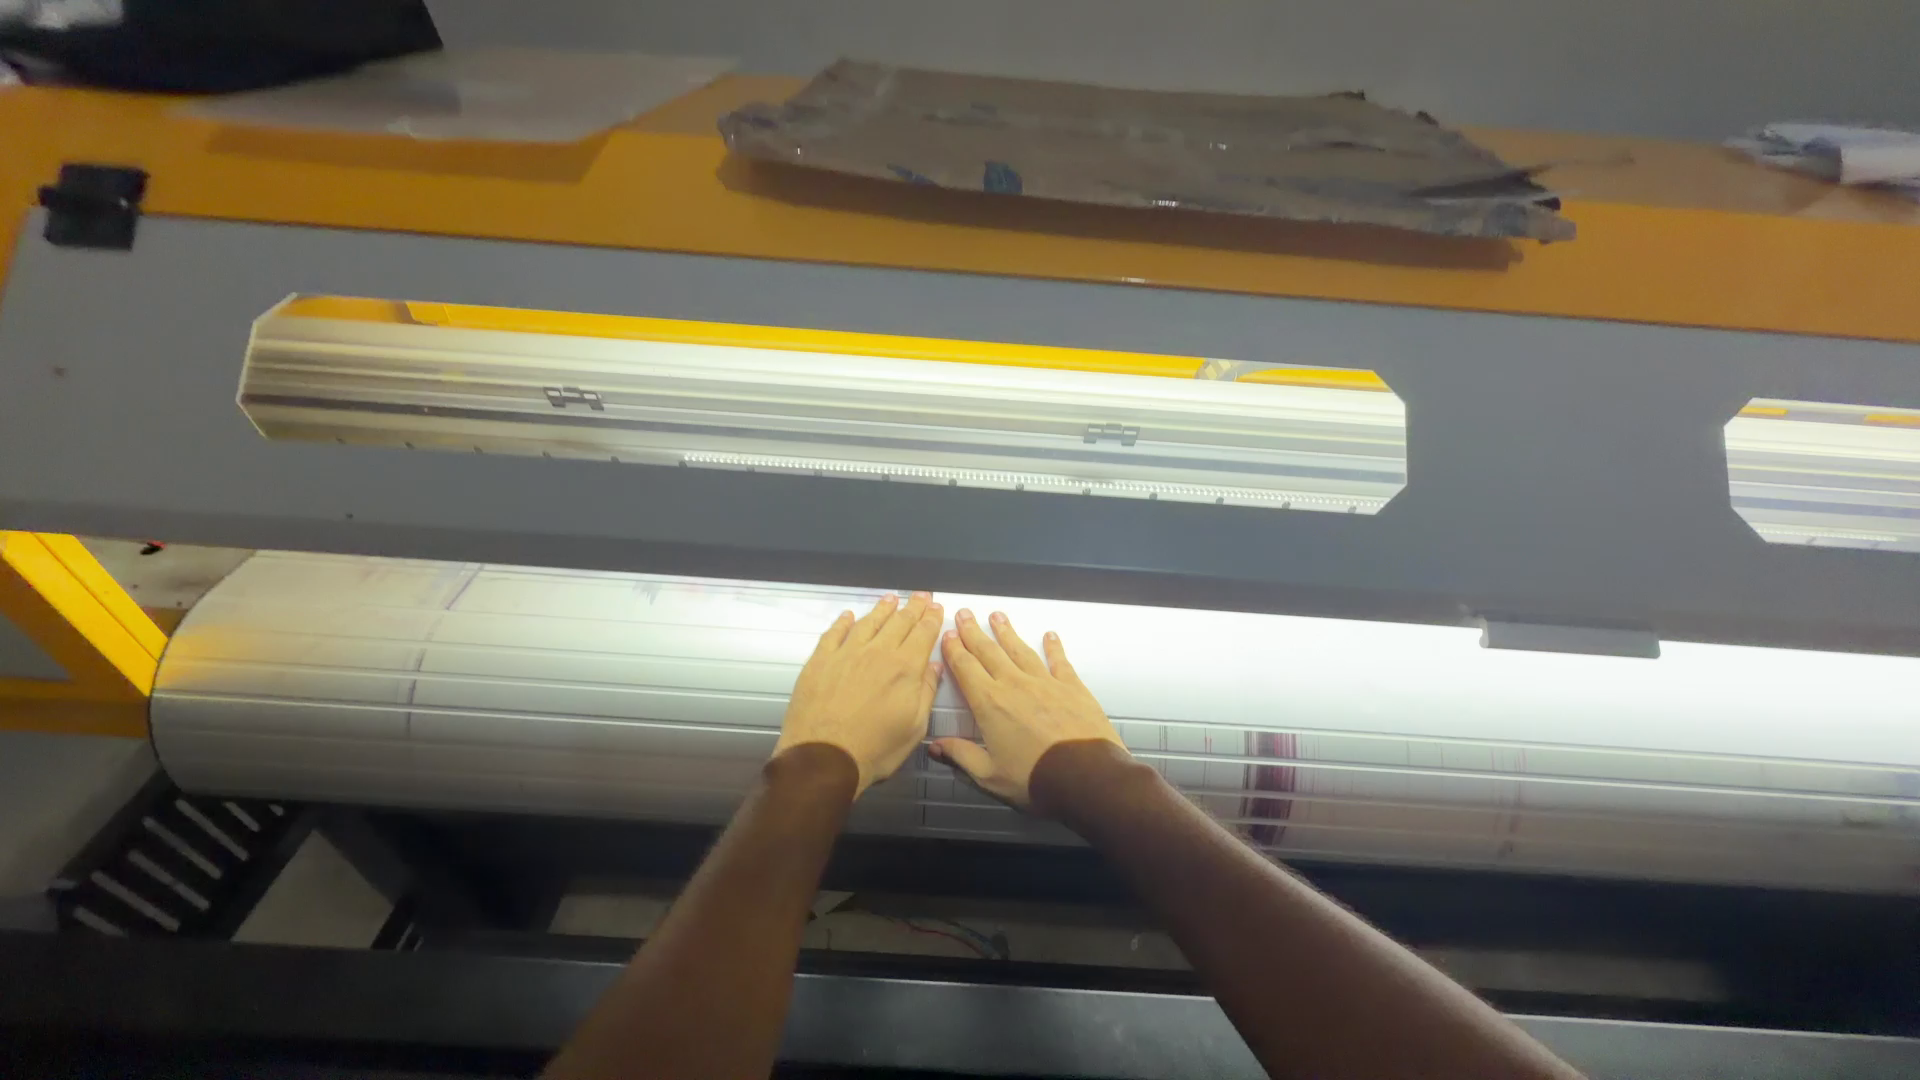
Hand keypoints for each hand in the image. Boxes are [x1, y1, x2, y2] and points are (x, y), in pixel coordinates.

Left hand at [774, 591, 943, 796]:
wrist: (823, 759)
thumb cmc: (875, 749)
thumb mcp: (914, 728)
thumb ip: (926, 693)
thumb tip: (933, 666)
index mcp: (905, 668)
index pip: (922, 634)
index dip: (930, 619)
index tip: (935, 606)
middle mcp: (877, 652)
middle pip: (898, 622)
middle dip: (912, 607)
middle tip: (920, 595)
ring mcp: (846, 653)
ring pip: (868, 622)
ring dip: (882, 608)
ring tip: (891, 598)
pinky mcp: (820, 661)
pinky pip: (834, 634)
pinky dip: (843, 622)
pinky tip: (849, 616)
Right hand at [932, 609, 1127, 811]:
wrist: (1085, 776)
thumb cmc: (1036, 779)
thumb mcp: (990, 775)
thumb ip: (961, 756)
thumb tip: (936, 746)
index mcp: (989, 704)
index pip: (966, 668)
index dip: (954, 650)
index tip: (948, 635)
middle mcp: (1014, 685)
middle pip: (989, 651)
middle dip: (973, 632)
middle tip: (964, 614)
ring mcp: (1044, 682)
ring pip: (1020, 650)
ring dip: (1007, 632)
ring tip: (998, 616)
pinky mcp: (1071, 686)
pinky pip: (1059, 661)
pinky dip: (1054, 647)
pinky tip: (1050, 636)